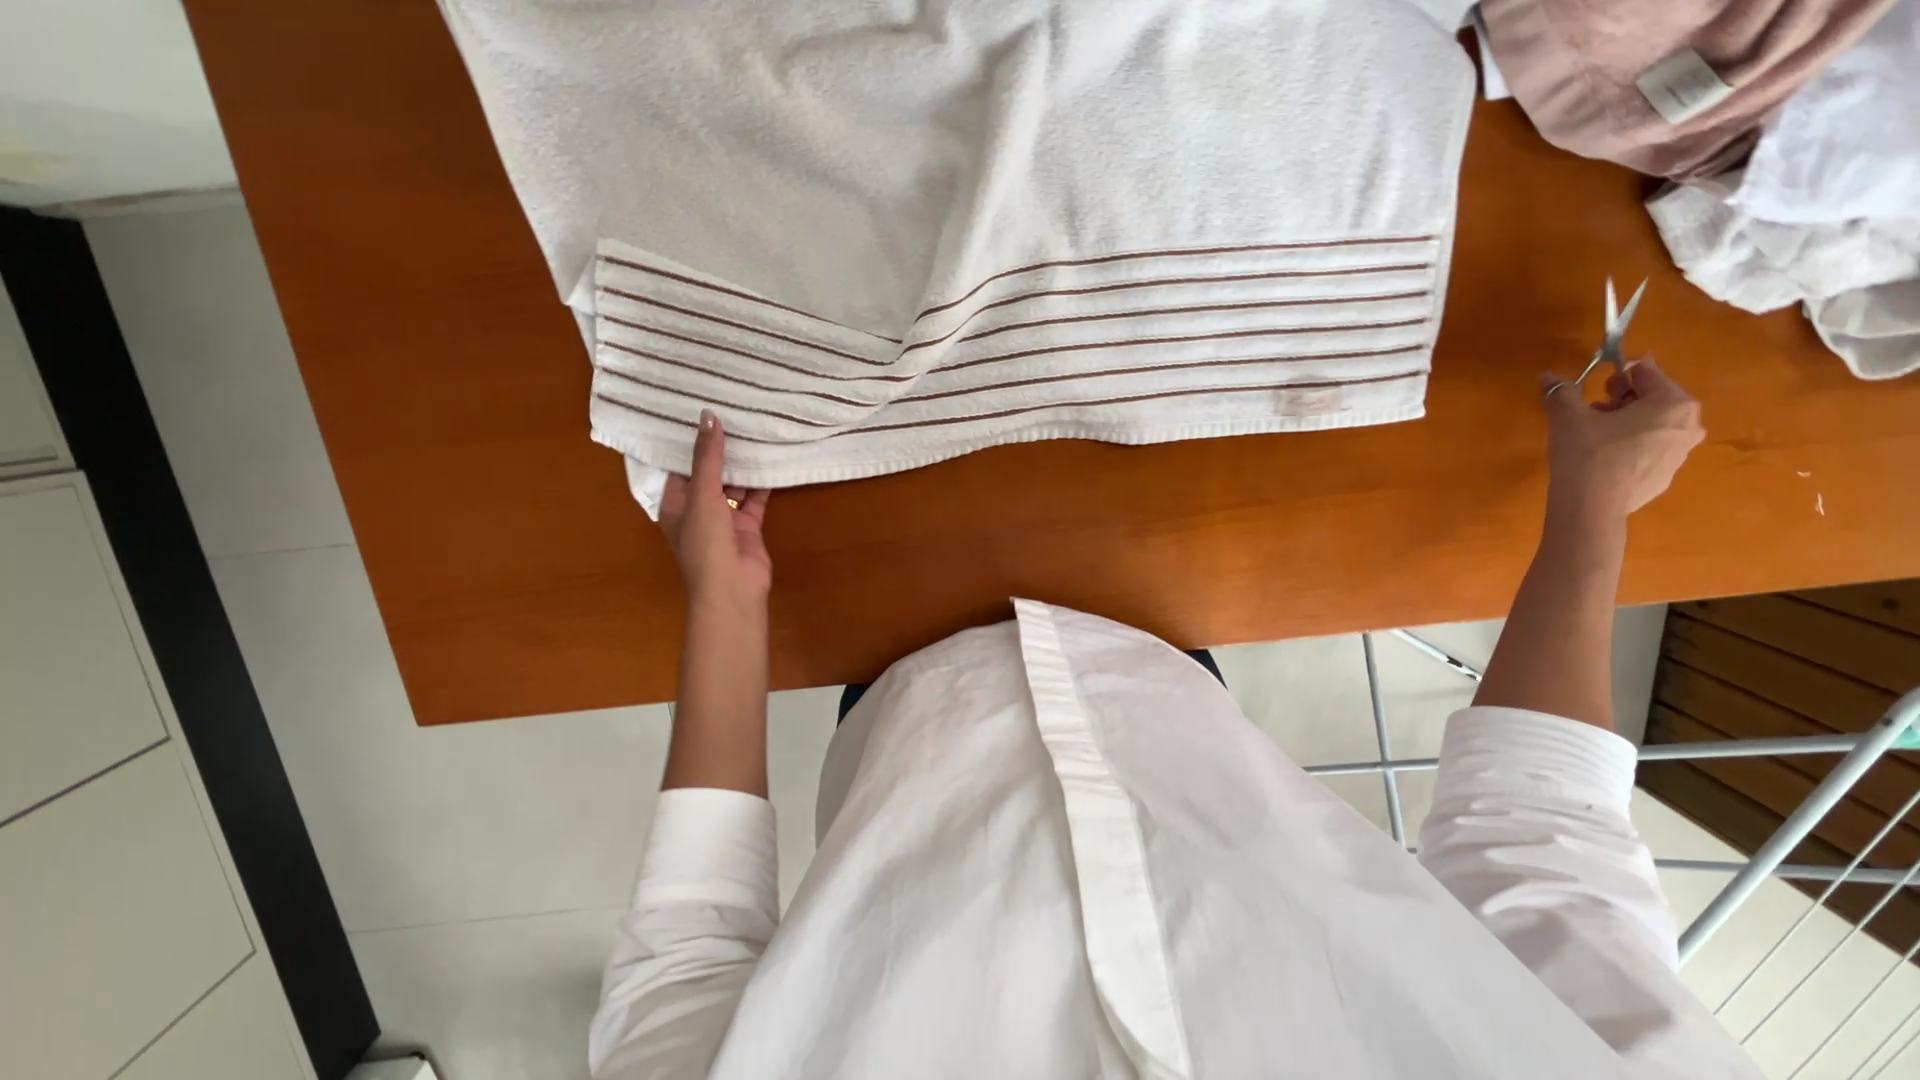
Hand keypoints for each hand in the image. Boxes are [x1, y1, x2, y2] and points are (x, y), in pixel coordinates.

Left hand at [658, 410, 771, 605]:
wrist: (732, 587)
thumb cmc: (705, 541)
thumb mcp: (702, 493)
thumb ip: (707, 456)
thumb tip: (708, 415)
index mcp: (674, 505)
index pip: (680, 468)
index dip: (690, 444)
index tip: (703, 414)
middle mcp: (697, 511)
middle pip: (708, 475)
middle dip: (720, 452)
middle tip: (734, 416)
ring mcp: (723, 520)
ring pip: (733, 486)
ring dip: (742, 466)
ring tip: (754, 432)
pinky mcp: (747, 527)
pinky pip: (754, 500)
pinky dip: (762, 484)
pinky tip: (770, 460)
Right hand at [1538, 359, 1703, 520]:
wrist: (1591, 507)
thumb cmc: (1588, 452)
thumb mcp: (1568, 416)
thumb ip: (1562, 392)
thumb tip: (1548, 377)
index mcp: (1673, 404)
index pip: (1647, 374)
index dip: (1619, 373)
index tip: (1598, 381)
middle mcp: (1688, 426)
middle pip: (1655, 401)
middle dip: (1624, 400)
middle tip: (1592, 408)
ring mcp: (1680, 455)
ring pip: (1653, 427)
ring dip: (1626, 424)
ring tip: (1593, 434)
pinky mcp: (1663, 479)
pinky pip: (1647, 452)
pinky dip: (1628, 448)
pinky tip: (1601, 459)